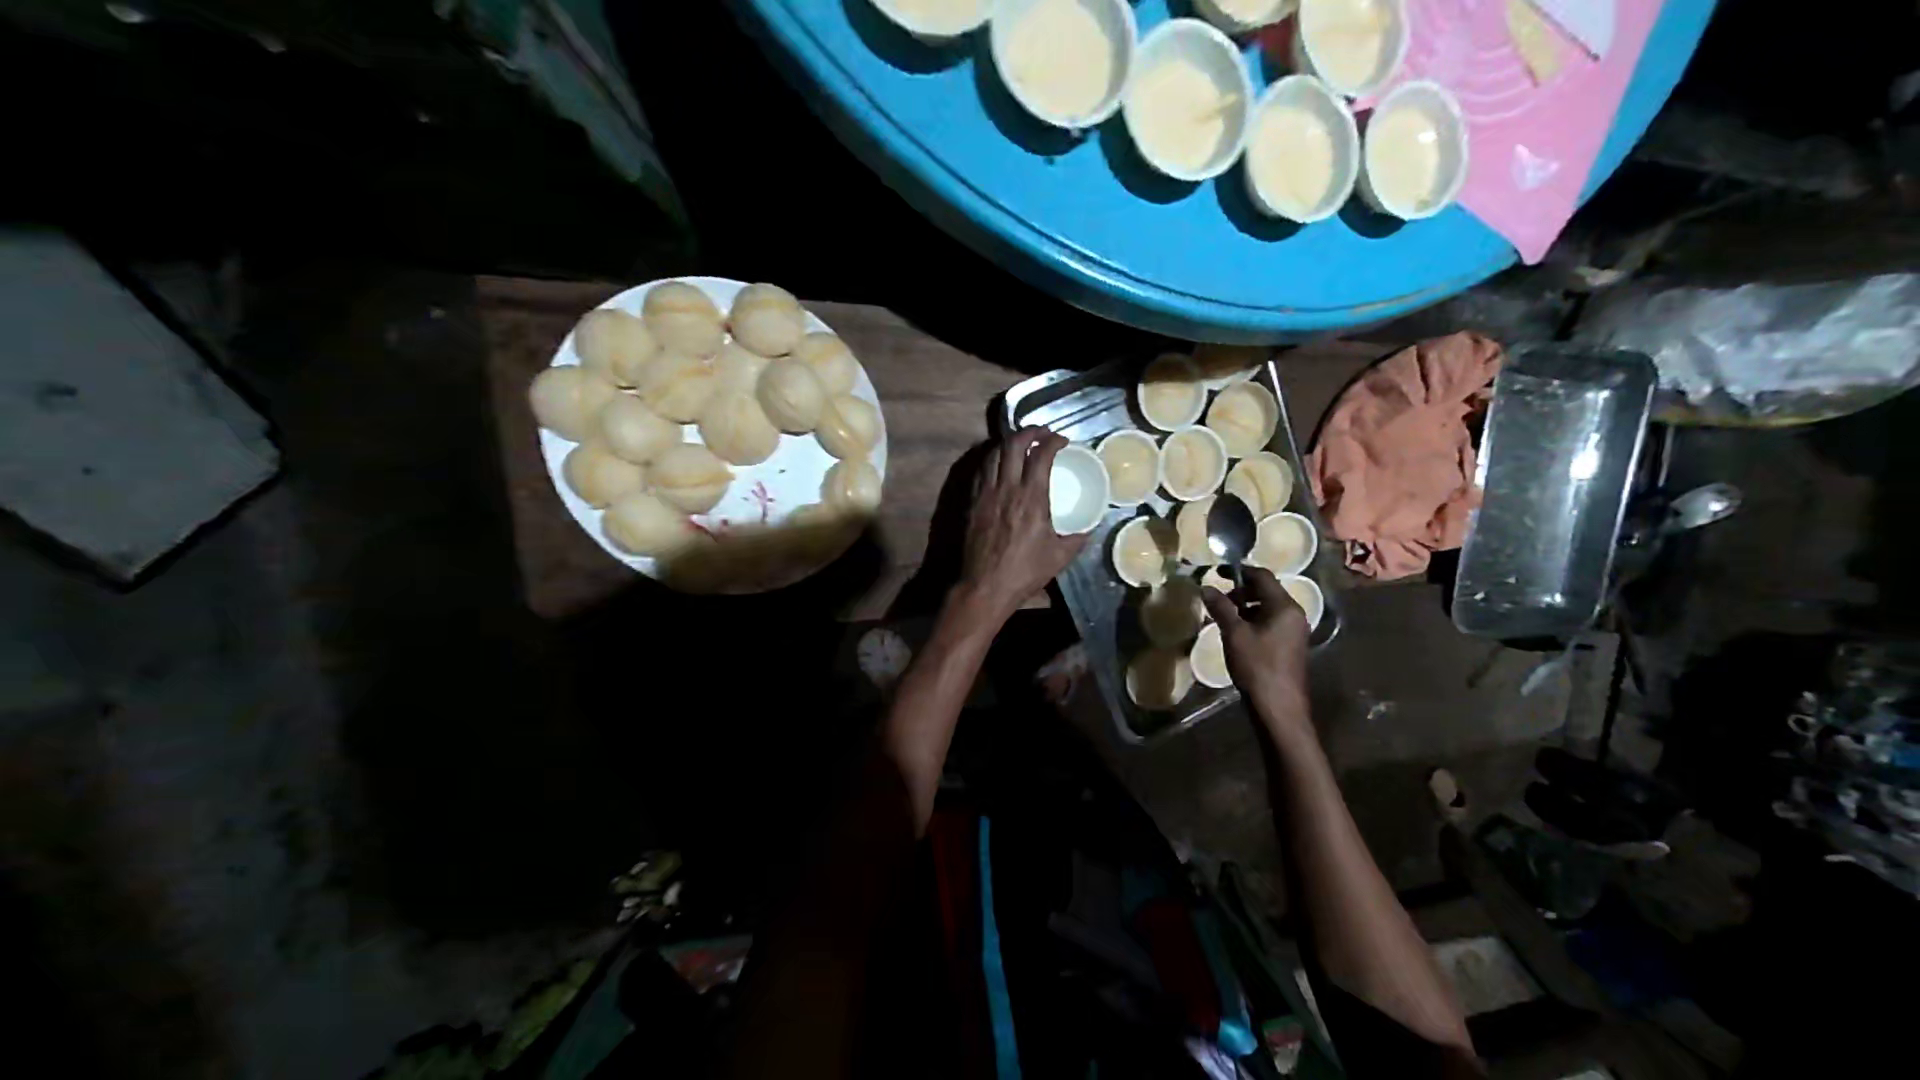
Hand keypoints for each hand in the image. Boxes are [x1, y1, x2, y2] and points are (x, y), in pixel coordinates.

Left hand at [956, 428, 1087, 620]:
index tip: (1062, 441)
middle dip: (1028, 432)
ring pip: (992, 454)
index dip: (1052, 441)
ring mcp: (985, 494)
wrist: (985, 586)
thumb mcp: (1060, 556)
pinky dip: (991, 459)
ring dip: (1008, 443)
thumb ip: (1078, 537)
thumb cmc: (1025, 572)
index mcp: (1031, 498)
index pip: (1040, 455)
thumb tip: (1089, 526)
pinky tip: (999, 464)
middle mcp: (1006, 488)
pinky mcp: (972, 502)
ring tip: (1019, 444)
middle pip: (1012, 444)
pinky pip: (980, 471)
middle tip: (1040, 432)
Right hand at [1202, 567, 1313, 744]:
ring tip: (1223, 616)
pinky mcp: (1290, 645)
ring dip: (1245, 606)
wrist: (1279, 706)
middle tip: (1218, 599)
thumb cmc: (1257, 666)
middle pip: (1267, 591)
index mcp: (1285, 607)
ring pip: (1268, 608)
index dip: (1239, 571)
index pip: (1263, 576)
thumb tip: (1206, 587)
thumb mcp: (1234, 634)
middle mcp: (1294, 614)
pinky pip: (1271, 622)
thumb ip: (1221, 607)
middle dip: (1241, 591)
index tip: (1217, 572)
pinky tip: (1236, 633)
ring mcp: (1294, 631)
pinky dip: (1253, 620)